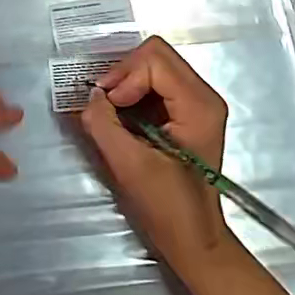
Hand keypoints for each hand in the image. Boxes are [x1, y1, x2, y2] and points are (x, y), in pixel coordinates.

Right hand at [79, 36, 234, 272]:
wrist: (194, 240)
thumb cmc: (169, 208)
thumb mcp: (130, 166)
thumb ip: (104, 125)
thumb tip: (91, 96)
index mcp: (199, 105)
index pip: (155, 59)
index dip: (125, 76)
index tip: (108, 106)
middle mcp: (203, 95)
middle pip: (156, 54)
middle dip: (124, 73)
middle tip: (105, 102)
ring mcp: (197, 101)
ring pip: (154, 64)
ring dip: (127, 82)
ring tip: (110, 110)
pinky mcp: (187, 110)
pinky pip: (156, 81)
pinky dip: (134, 91)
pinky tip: (122, 115)